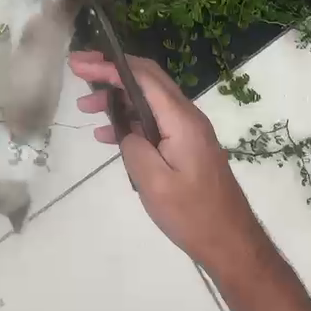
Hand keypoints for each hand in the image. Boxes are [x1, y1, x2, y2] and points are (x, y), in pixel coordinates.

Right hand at [73, 51, 261, 273]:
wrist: (232, 245)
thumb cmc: (192, 215)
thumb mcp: (154, 183)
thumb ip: (133, 147)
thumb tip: (125, 131)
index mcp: (181, 120)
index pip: (142, 77)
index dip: (109, 66)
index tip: (80, 65)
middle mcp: (187, 117)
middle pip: (145, 80)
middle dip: (110, 71)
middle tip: (78, 70)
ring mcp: (188, 131)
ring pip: (147, 100)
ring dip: (117, 98)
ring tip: (85, 107)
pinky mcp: (186, 146)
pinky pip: (153, 121)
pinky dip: (128, 120)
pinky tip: (106, 134)